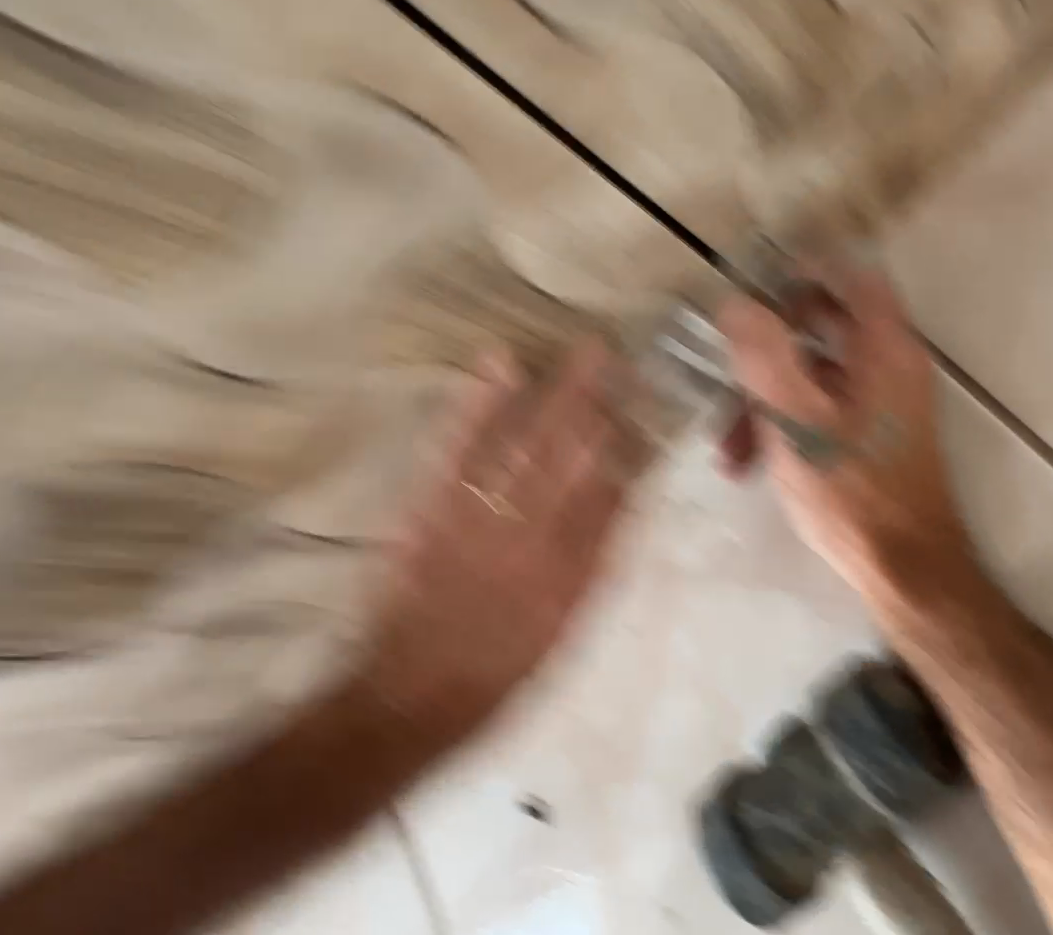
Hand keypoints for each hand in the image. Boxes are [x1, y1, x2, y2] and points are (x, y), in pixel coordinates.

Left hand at [363, 339, 638, 736]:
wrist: (408, 697)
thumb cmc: (490, 679)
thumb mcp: (559, 642)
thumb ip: (589, 578)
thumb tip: (615, 519)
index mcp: (571, 578)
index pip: (611, 503)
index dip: (631, 456)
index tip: (644, 417)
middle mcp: (535, 542)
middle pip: (577, 463)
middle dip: (602, 409)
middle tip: (623, 364)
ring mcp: (483, 520)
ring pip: (529, 447)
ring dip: (560, 397)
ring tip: (586, 355)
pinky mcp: (434, 509)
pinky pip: (462, 450)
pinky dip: (480, 406)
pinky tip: (499, 366)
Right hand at [718, 264, 966, 592]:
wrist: (905, 568)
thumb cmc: (850, 490)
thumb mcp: (794, 418)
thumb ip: (763, 353)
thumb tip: (735, 302)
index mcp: (883, 347)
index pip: (848, 274)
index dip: (801, 267)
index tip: (753, 281)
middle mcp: (890, 364)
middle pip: (824, 323)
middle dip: (766, 344)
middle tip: (725, 361)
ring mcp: (883, 401)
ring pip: (814, 373)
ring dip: (765, 396)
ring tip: (725, 445)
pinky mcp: (872, 435)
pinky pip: (821, 407)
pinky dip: (784, 422)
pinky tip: (747, 463)